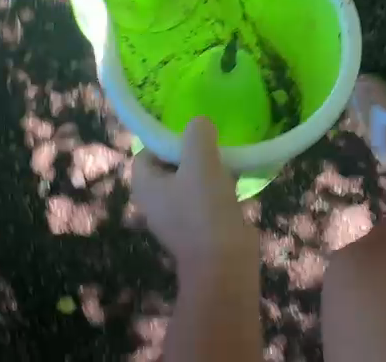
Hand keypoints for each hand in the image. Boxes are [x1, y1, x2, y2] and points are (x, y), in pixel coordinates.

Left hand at [131, 117, 256, 276]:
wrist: (224, 261)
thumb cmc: (204, 208)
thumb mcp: (200, 160)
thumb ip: (197, 133)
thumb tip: (199, 123)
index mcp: (146, 186)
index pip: (146, 151)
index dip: (165, 137)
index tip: (190, 128)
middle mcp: (157, 201)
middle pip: (171, 163)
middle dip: (191, 148)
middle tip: (212, 135)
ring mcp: (180, 215)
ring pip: (192, 178)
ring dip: (209, 165)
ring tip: (228, 150)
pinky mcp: (201, 224)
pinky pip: (208, 194)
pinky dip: (220, 182)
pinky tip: (239, 172)